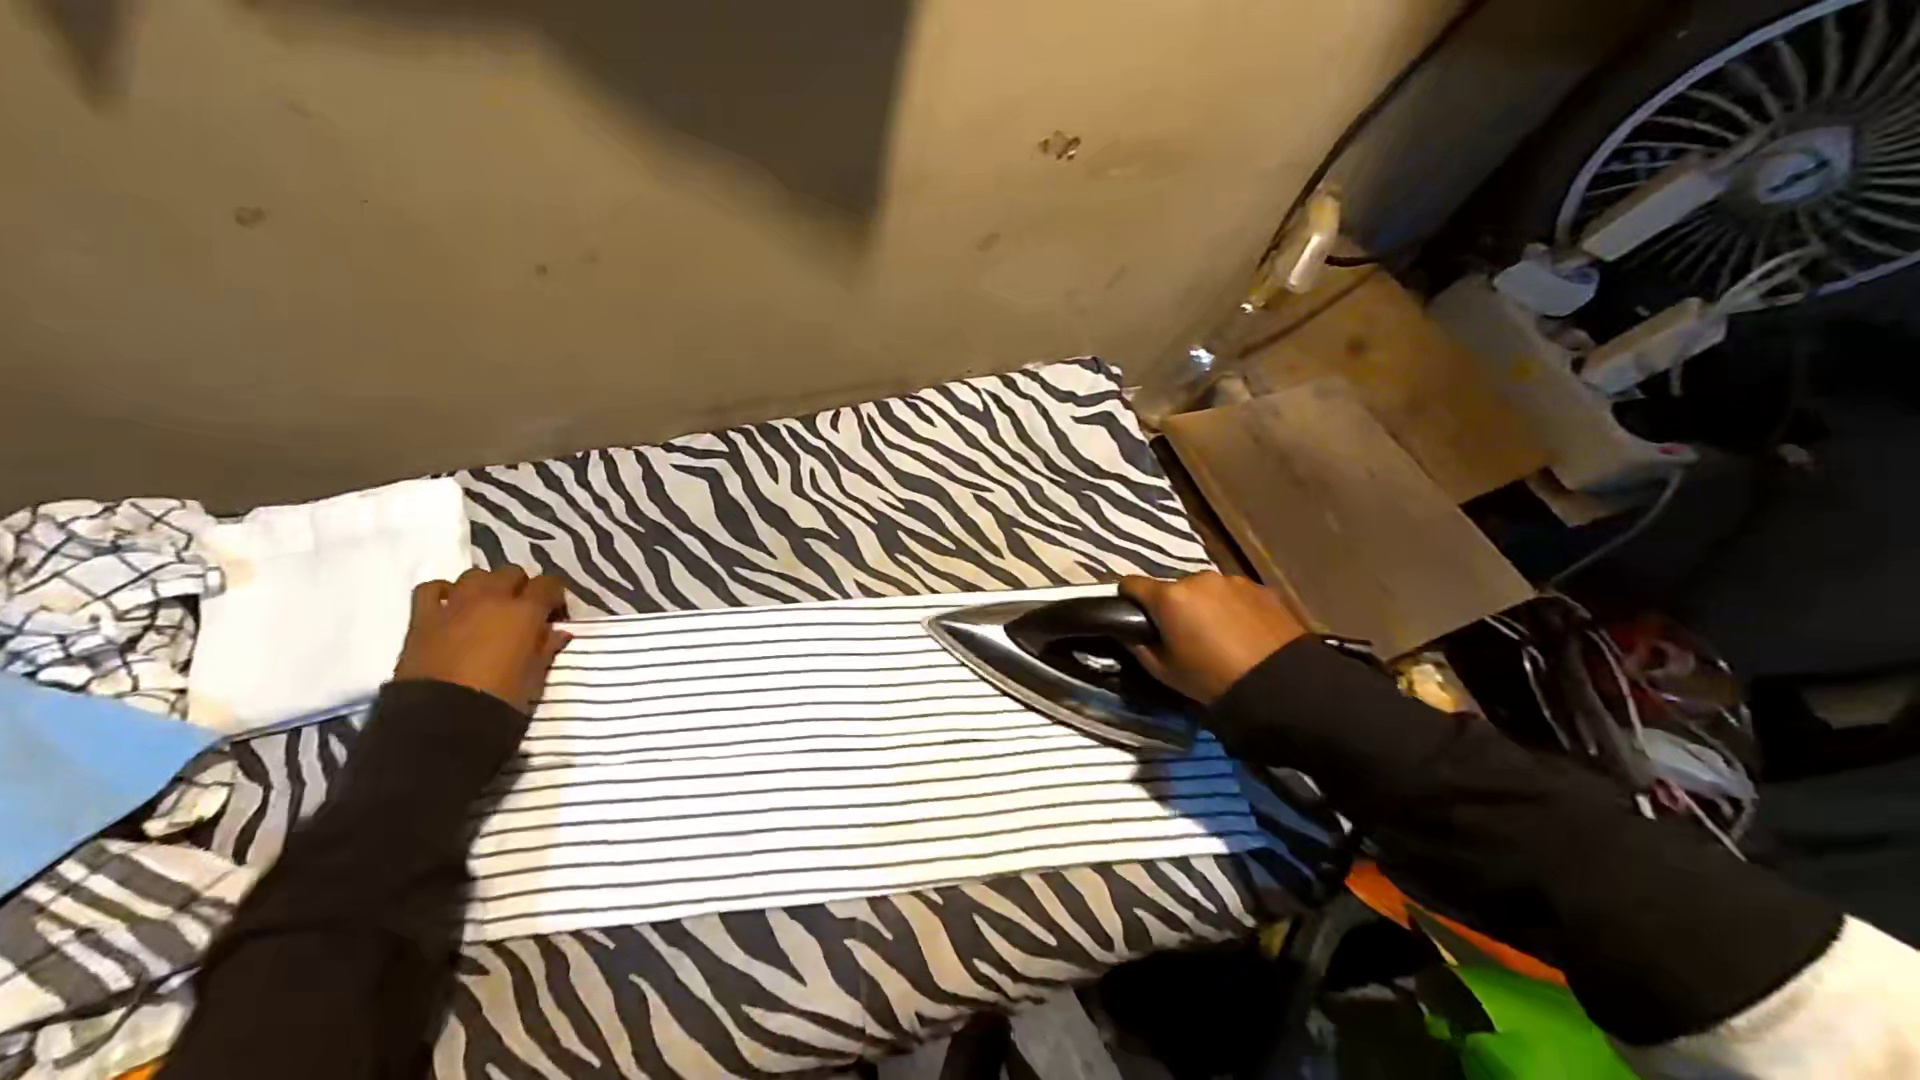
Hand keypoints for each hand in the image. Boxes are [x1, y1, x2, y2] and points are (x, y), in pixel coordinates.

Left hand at [393, 567, 570, 712]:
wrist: (443, 719)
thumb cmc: (501, 698)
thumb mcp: (536, 675)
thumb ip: (547, 647)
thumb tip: (558, 632)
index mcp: (524, 611)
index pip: (549, 584)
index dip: (555, 596)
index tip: (555, 614)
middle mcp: (491, 598)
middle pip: (511, 573)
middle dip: (521, 587)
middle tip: (522, 611)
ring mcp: (454, 605)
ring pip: (475, 575)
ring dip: (486, 586)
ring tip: (488, 607)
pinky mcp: (423, 618)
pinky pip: (431, 589)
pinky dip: (443, 592)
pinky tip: (450, 605)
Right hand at [1119, 571, 1305, 702]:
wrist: (1281, 684)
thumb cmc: (1212, 679)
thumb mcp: (1165, 672)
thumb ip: (1139, 648)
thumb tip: (1129, 634)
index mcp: (1169, 597)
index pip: (1132, 583)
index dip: (1127, 597)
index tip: (1133, 614)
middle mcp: (1197, 579)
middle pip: (1172, 588)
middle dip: (1172, 606)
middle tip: (1182, 634)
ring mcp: (1231, 580)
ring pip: (1204, 590)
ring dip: (1203, 605)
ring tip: (1217, 634)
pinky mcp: (1259, 587)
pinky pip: (1232, 594)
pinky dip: (1230, 607)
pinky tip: (1242, 632)